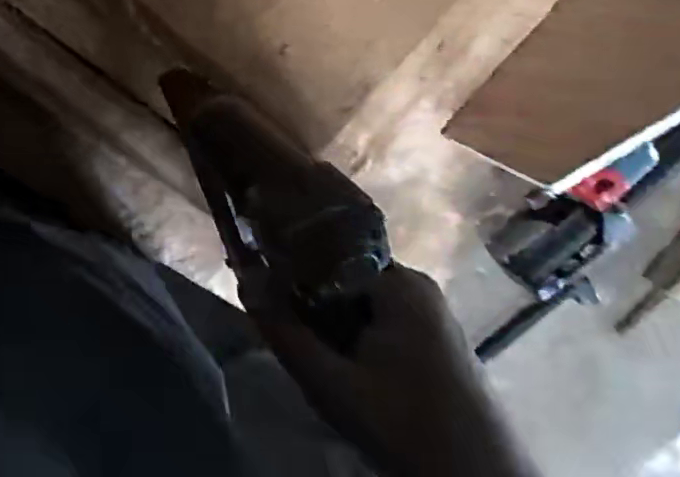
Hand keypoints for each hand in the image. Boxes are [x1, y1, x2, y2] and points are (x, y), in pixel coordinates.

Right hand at [247, 264, 540, 476]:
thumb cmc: (410, 430)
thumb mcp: (336, 388)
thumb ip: (286, 333)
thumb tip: (244, 279)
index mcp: (399, 283)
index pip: (328, 249)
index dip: (291, 262)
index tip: (262, 277)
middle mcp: (416, 283)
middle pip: (342, 271)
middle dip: (309, 294)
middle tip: (282, 320)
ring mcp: (430, 310)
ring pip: (358, 296)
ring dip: (330, 316)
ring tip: (308, 343)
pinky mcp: (435, 336)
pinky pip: (378, 314)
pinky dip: (353, 329)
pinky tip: (341, 360)